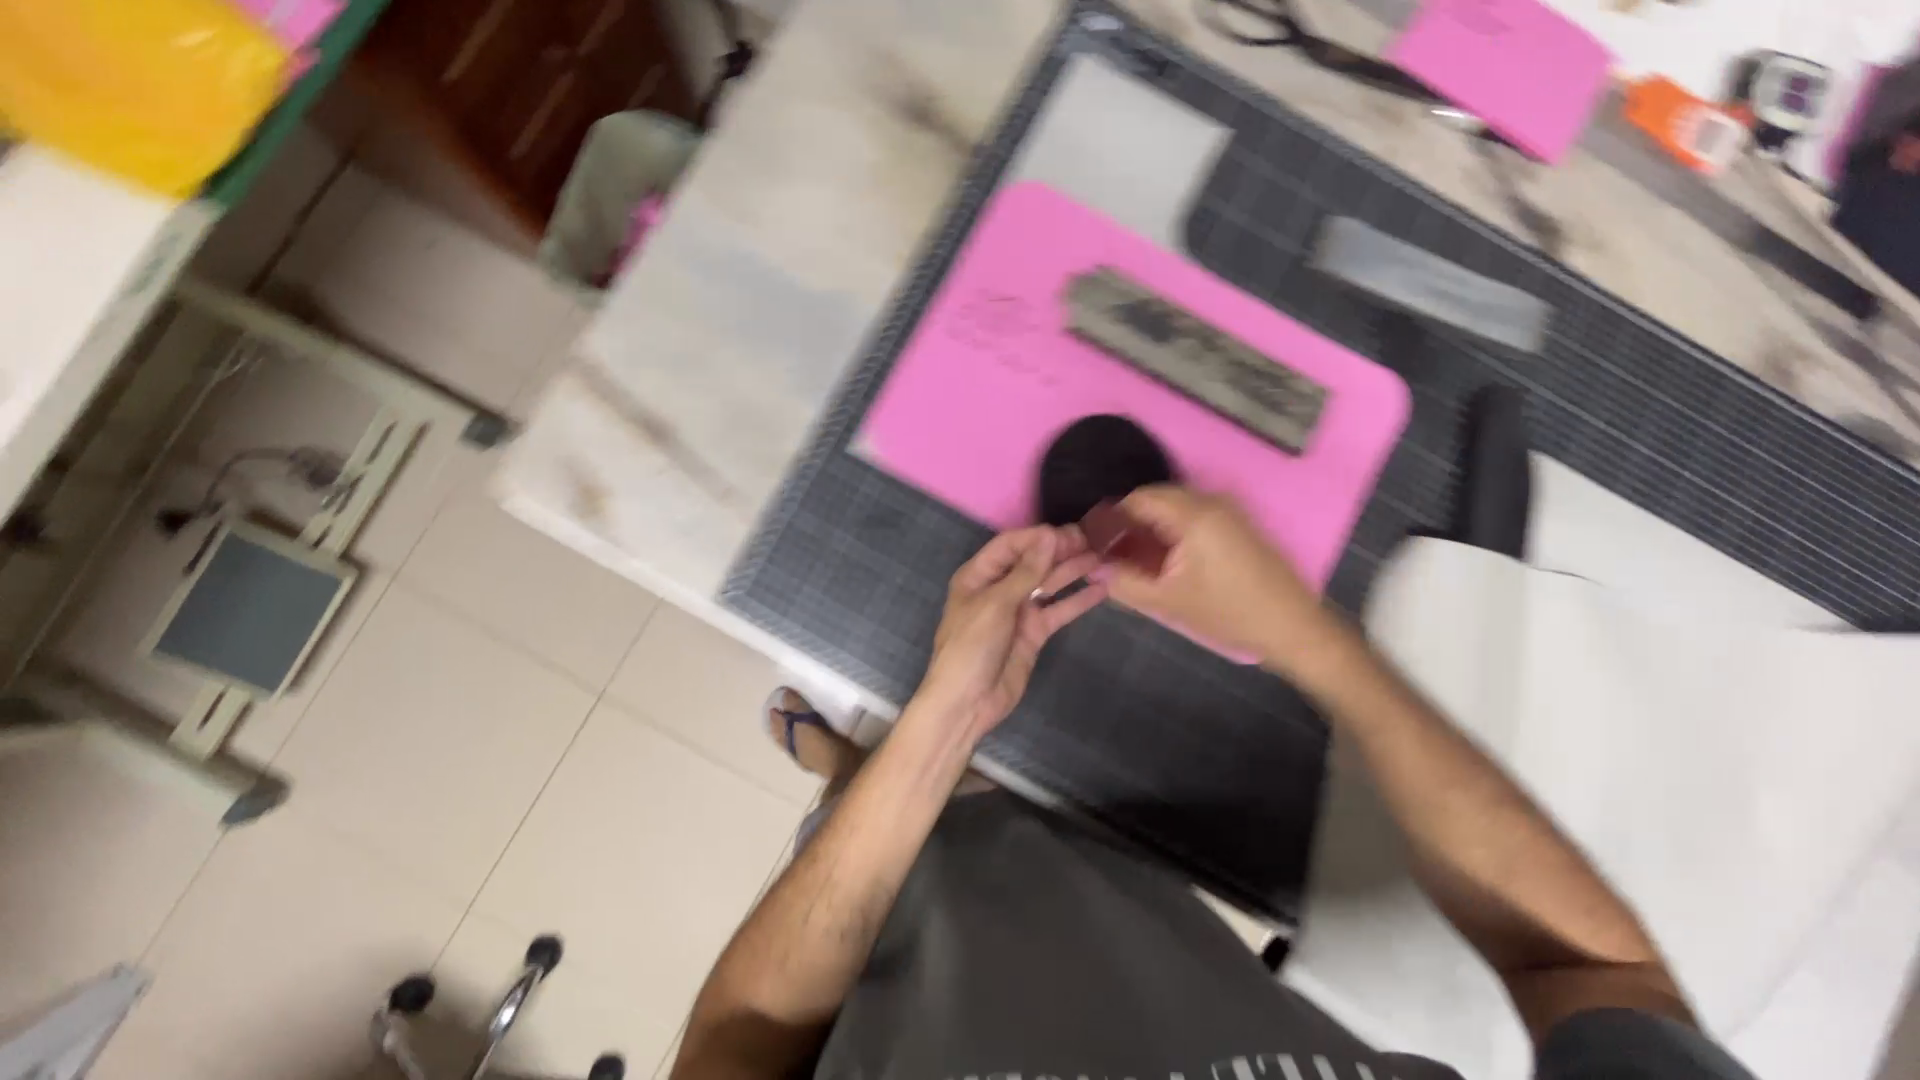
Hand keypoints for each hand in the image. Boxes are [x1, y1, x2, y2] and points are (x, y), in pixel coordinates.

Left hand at [912, 526, 1106, 743]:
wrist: (967, 702)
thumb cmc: (971, 646)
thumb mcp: (996, 604)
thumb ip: (1025, 571)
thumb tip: (1049, 537)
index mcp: (978, 576)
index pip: (1009, 545)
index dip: (1036, 537)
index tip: (1066, 533)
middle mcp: (999, 589)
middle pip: (1032, 562)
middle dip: (1059, 551)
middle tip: (1092, 541)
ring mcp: (1018, 611)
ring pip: (1048, 584)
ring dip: (1072, 571)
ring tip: (1102, 558)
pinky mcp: (1034, 633)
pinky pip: (1058, 611)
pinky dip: (1078, 600)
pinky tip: (1102, 589)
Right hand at [1104, 486, 1338, 673]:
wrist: (1292, 627)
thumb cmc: (1229, 613)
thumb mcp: (1167, 601)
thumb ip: (1124, 581)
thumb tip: (1094, 566)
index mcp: (1193, 514)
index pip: (1137, 499)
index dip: (1110, 518)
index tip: (1092, 543)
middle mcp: (1210, 502)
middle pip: (1155, 500)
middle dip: (1128, 524)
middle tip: (1108, 554)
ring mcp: (1227, 511)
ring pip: (1173, 509)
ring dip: (1149, 529)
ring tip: (1131, 561)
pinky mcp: (1235, 525)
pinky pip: (1192, 518)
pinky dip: (1171, 533)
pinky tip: (1161, 562)